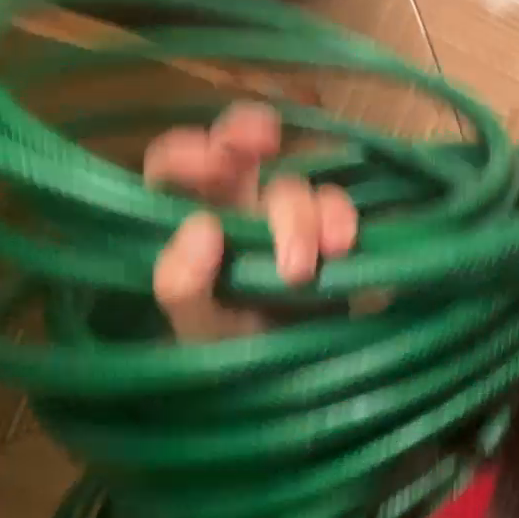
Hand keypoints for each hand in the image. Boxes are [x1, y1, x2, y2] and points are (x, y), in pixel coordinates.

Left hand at [146, 102, 358, 341]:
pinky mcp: (338, 234)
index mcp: (195, 222)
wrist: (302, 385)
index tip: (210, 162)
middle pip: (240, 148)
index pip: (177, 167)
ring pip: (297, 186)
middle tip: (260, 143)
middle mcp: (241, 209)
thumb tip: (204, 226)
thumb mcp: (196, 329)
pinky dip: (342, 222)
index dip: (189, 152)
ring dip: (299, 217)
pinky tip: (341, 249)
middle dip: (248, 133)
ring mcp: (293, 219)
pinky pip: (341, 209)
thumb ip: (183, 283)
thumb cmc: (238, 357)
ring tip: (298, 272)